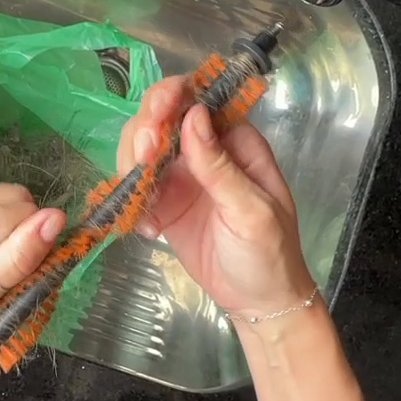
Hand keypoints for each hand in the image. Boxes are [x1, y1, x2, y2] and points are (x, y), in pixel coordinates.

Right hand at [115, 77, 314, 317]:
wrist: (258, 302)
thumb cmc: (269, 253)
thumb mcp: (250, 210)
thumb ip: (219, 166)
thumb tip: (193, 115)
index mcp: (234, 142)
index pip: (198, 100)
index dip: (172, 98)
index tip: (157, 115)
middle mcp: (203, 151)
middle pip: (159, 118)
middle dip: (144, 131)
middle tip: (144, 159)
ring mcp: (180, 177)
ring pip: (140, 150)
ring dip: (131, 166)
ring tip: (144, 201)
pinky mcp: (162, 205)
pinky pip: (134, 188)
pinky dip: (131, 203)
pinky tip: (148, 230)